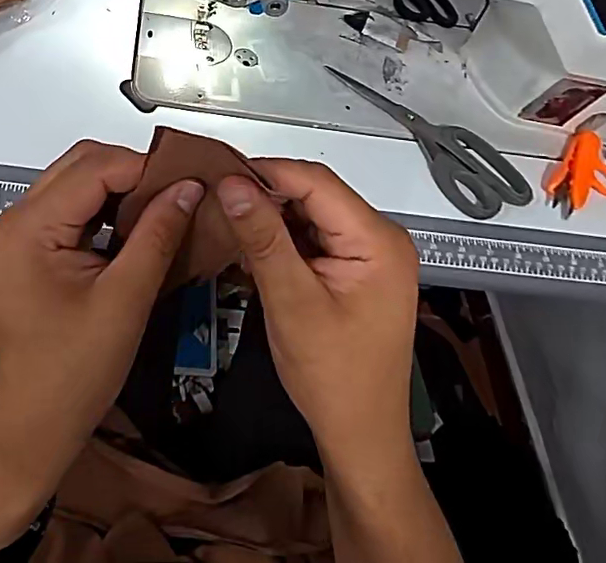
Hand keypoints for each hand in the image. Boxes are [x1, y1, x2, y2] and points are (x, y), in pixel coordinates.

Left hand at [0, 141, 202, 548]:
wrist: (30, 433)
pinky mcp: (32, 249)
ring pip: (79, 181)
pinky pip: (74, 208)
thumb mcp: (124, 302)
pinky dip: (108, 208)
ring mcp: (21, 235)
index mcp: (28, 230)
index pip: (95, 168)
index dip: (145, 168)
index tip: (185, 179)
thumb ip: (157, 235)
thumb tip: (185, 190)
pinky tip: (136, 226)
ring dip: (121, 188)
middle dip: (133, 171)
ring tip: (162, 207)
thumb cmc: (65, 381)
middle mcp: (16, 224)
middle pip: (83, 164)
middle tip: (176, 190)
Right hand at [213, 160, 419, 464]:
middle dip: (267, 195)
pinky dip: (282, 237)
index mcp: (379, 241)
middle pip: (314, 193)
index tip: (226, 175)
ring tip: (235, 225)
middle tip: (223, 200)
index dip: (267, 172)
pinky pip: (312, 234)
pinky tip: (256, 248)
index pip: (316, 181)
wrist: (360, 432)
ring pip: (310, 212)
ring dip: (272, 217)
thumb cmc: (340, 382)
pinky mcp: (354, 265)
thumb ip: (262, 238)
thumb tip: (236, 188)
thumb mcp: (292, 302)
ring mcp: (369, 252)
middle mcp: (381, 239)